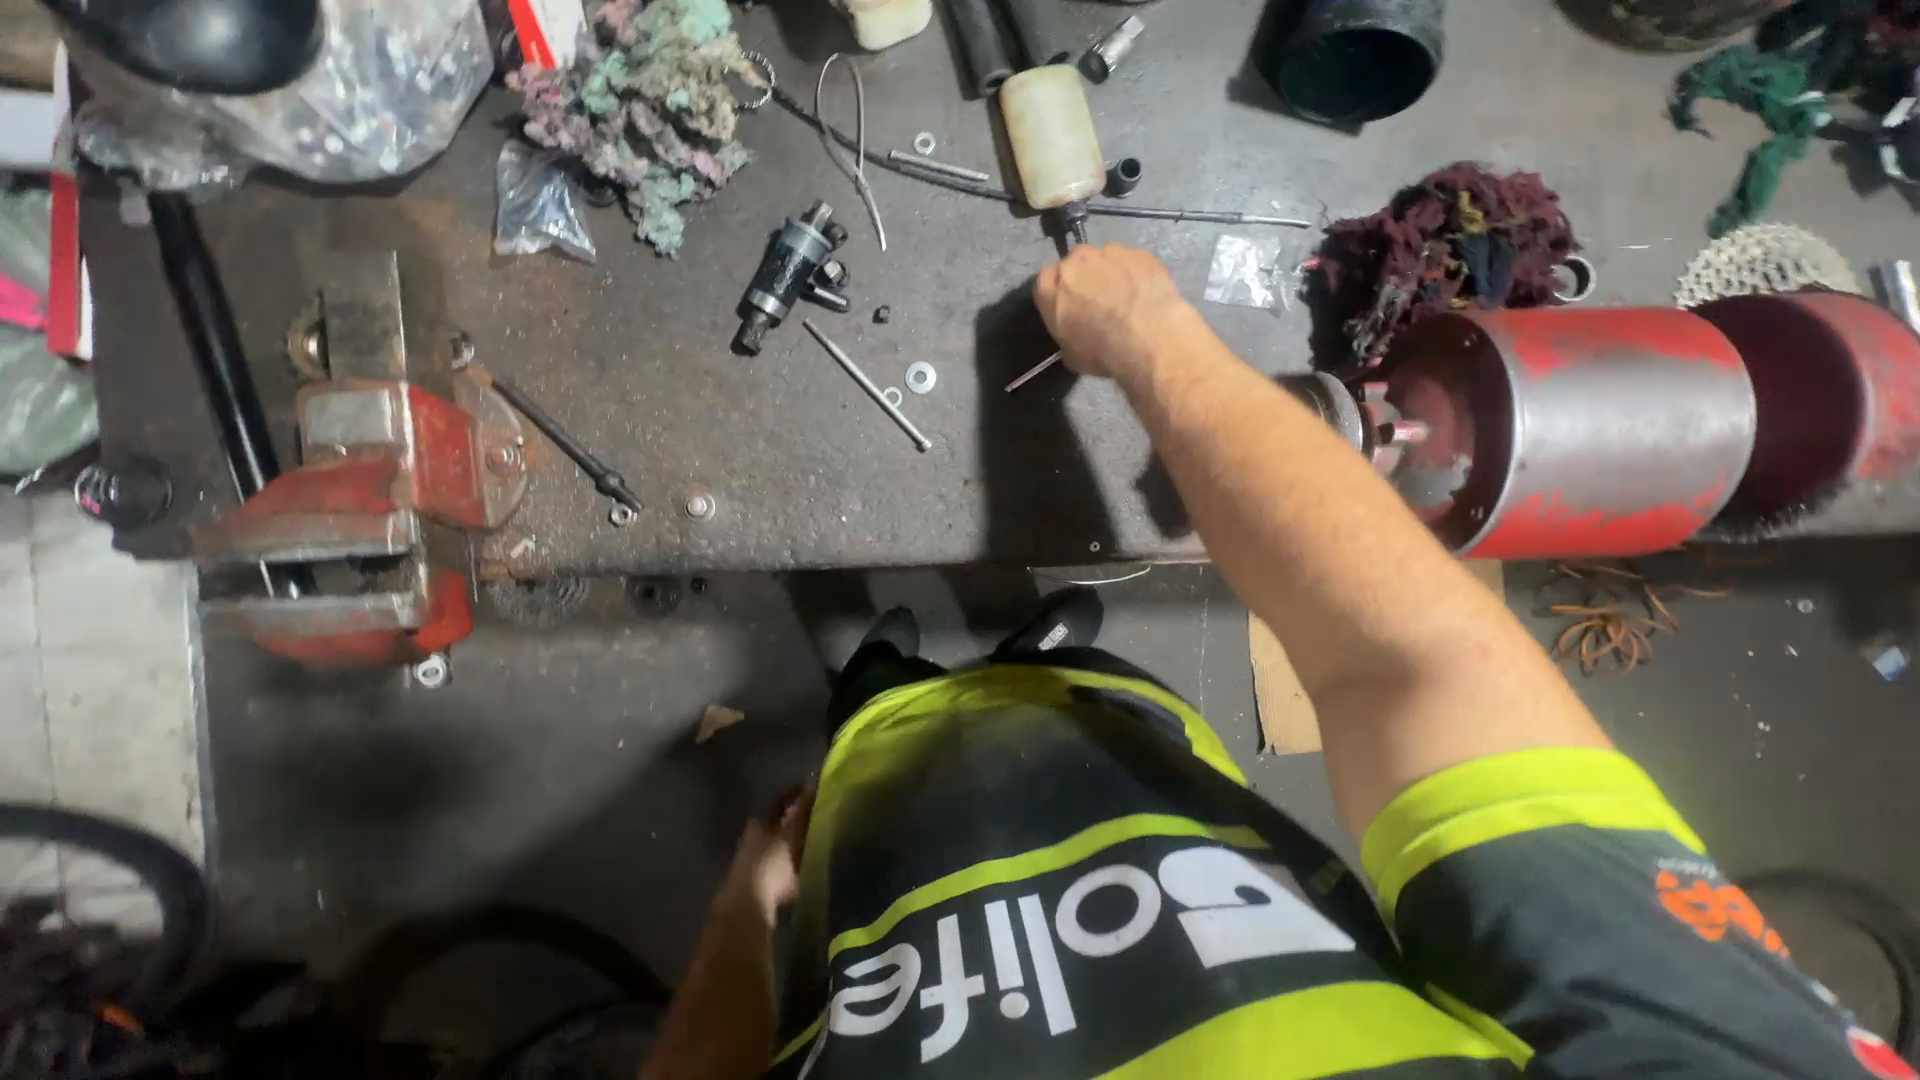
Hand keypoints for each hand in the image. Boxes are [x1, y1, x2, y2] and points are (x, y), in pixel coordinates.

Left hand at [718, 787, 812, 923]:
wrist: (747, 909)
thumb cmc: (770, 864)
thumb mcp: (791, 834)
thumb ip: (802, 810)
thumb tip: (813, 782)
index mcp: (759, 821)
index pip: (780, 800)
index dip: (796, 794)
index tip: (815, 790)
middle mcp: (752, 837)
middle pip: (776, 822)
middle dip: (794, 819)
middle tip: (819, 816)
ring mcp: (752, 862)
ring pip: (776, 845)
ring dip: (792, 843)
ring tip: (815, 843)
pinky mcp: (757, 885)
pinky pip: (778, 866)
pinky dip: (791, 864)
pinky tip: (804, 868)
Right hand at [1034, 244, 1193, 380]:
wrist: (1149, 340)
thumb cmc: (1101, 352)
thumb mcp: (1070, 355)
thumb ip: (1066, 334)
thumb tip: (1075, 335)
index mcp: (1050, 287)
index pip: (1045, 281)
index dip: (1058, 295)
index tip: (1069, 308)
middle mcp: (1076, 261)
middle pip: (1075, 265)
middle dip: (1083, 280)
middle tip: (1097, 303)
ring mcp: (1109, 252)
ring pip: (1105, 260)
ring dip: (1110, 275)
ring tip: (1126, 300)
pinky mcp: (1139, 252)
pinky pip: (1132, 262)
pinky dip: (1135, 275)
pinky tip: (1145, 295)